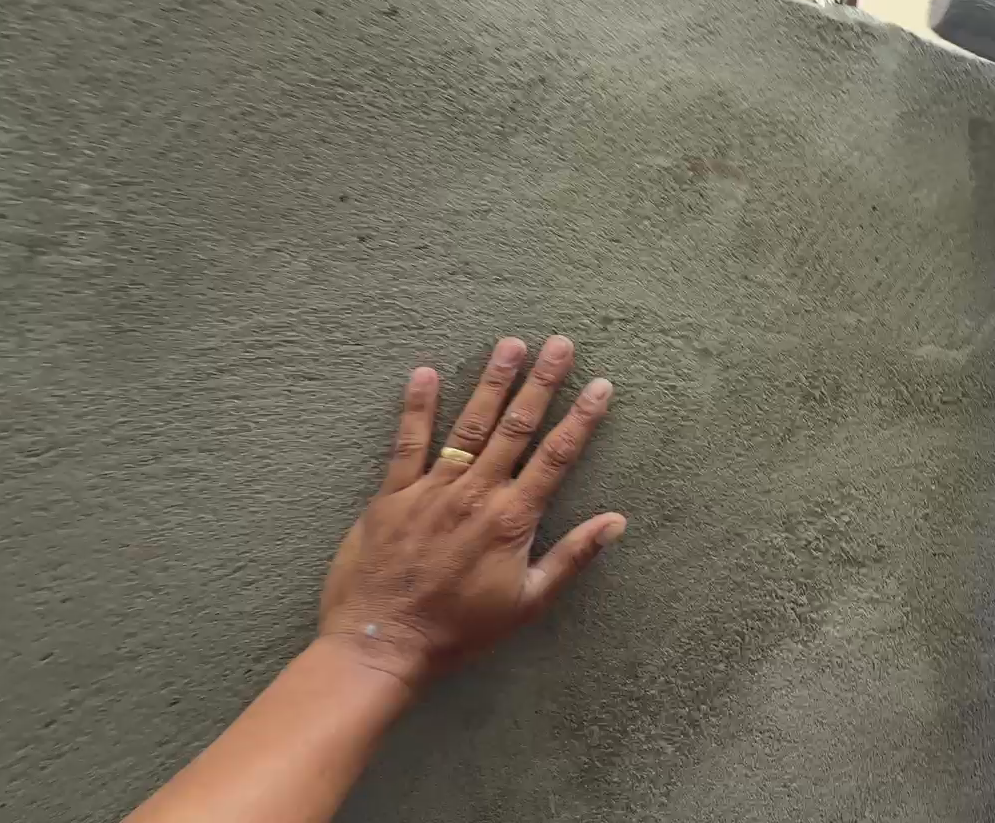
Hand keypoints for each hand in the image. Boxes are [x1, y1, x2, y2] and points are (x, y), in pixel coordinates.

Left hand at [318, 336, 626, 687]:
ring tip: (511, 346)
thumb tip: (617, 521)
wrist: (378, 650)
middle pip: (516, 427)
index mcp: (512, 518)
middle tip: (559, 344)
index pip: (557, 455)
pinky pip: (407, 445)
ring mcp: (432, 490)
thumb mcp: (530, 601)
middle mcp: (476, 493)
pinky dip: (417, 408)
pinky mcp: (391, 497)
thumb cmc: (461, 630)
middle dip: (542, 382)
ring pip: (470, 425)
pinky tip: (425, 374)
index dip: (581, 418)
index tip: (600, 386)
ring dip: (492, 383)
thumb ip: (573, 556)